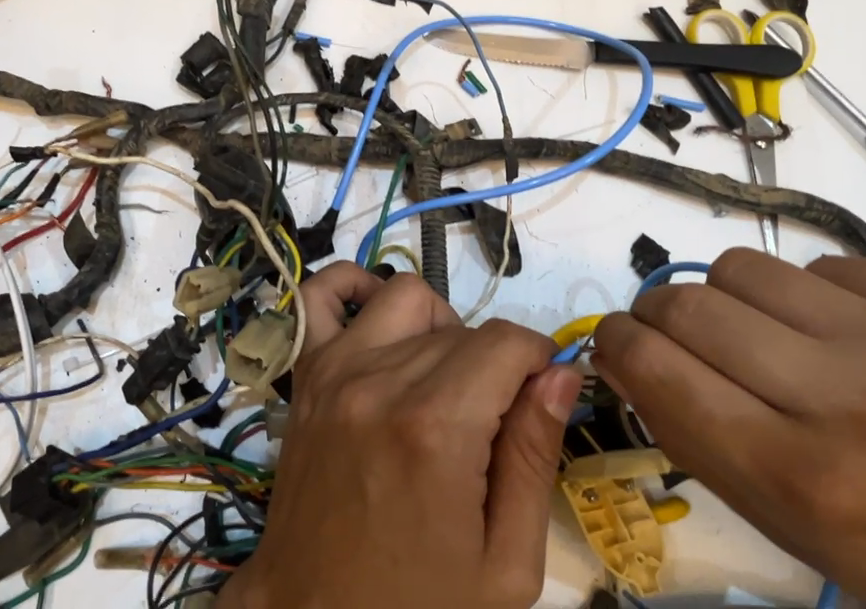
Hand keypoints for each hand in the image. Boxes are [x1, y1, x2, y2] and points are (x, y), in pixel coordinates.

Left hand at [220, 264, 581, 608]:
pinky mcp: (304, 374)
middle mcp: (381, 381)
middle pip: (460, 327)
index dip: (537, 361)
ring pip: (405, 298)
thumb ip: (535, 457)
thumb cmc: (419, 600)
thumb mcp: (506, 561)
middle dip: (492, 362)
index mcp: (436, 428)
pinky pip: (320, 295)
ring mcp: (334, 370)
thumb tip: (560, 372)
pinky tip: (378, 319)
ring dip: (436, 326)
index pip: (506, 342)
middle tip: (492, 419)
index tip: (539, 397)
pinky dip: (352, 288)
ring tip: (442, 380)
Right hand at [594, 248, 865, 608]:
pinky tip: (853, 337)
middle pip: (684, 304)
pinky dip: (813, 297)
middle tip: (680, 340)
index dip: (614, 346)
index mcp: (803, 479)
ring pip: (742, 267)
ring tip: (771, 337)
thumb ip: (710, 448)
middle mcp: (844, 395)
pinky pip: (825, 265)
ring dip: (732, 301)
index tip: (617, 347)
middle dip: (659, 318)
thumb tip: (638, 366)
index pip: (650, 365)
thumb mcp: (811, 544)